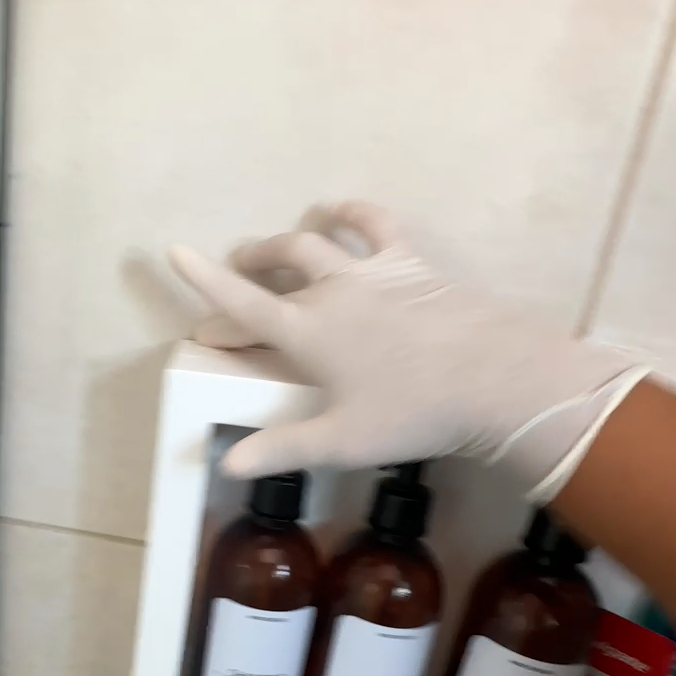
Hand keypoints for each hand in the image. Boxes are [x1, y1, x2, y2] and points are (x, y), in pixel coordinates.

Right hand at [169, 201, 648, 501]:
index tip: (175, 251)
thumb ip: (280, 449)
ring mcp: (372, 272)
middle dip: (245, 266)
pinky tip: (340, 209)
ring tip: (272, 243)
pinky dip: (353, 213)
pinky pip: (377, 225)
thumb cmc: (414, 413)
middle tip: (231, 273)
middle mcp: (331, 291)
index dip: (205, 280)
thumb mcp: (340, 442)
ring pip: (315, 239)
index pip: (244, 303)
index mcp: (307, 332)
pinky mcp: (410, 265)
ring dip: (286, 238)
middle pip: (276, 264)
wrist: (499, 379)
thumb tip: (227, 466)